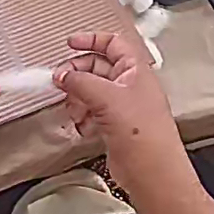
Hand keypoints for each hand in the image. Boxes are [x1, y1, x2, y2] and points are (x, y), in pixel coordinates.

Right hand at [54, 31, 193, 202]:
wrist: (153, 174)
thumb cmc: (145, 135)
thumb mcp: (107, 98)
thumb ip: (80, 81)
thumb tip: (63, 75)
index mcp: (136, 70)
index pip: (112, 43)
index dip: (91, 40)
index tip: (71, 44)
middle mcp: (130, 85)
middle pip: (97, 67)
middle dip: (77, 73)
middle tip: (61, 79)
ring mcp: (122, 106)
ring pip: (91, 91)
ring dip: (77, 97)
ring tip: (73, 107)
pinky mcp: (115, 125)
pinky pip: (92, 111)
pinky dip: (83, 115)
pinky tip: (82, 124)